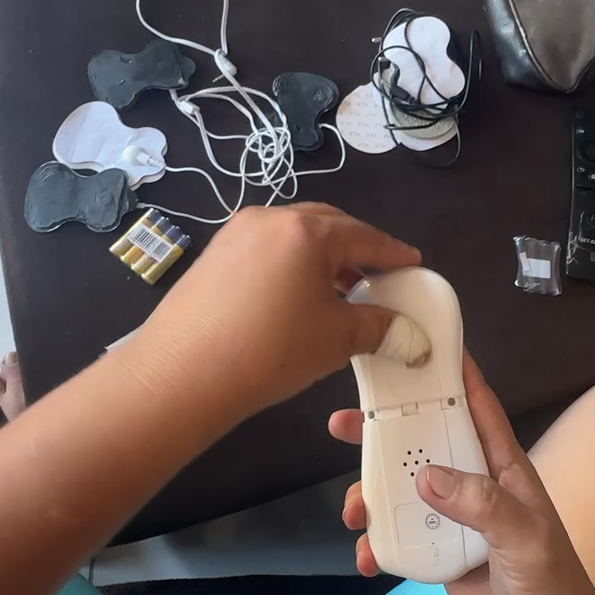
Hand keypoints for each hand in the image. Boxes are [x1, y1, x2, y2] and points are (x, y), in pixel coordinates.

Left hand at [123, 203, 419, 420]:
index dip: (394, 253)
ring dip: (323, 256)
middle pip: (329, 225)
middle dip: (358, 248)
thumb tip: (410, 335)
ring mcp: (237, 233)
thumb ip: (381, 327)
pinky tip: (297, 295)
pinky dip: (292, 264)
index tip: (413, 263)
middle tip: (380, 275)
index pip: (366, 236)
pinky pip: (268, 249)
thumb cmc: (271, 349)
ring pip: (295, 236)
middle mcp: (271, 219)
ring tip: (341, 288)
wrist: (181, 375)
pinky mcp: (214, 254)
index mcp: (307, 230)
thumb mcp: (338, 339)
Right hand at [330, 356, 594, 594]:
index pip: (477, 406)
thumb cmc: (549, 581)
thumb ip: (482, 504)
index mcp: (501, 464)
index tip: (421, 343)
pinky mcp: (438, 547)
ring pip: (402, 487)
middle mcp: (473, 480)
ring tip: (351, 512)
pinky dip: (379, 543)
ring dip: (371, 493)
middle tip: (344, 423)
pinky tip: (367, 558)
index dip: (453, 373)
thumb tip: (425, 476)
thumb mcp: (524, 538)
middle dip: (384, 430)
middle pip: (423, 440)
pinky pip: (399, 534)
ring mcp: (453, 513)